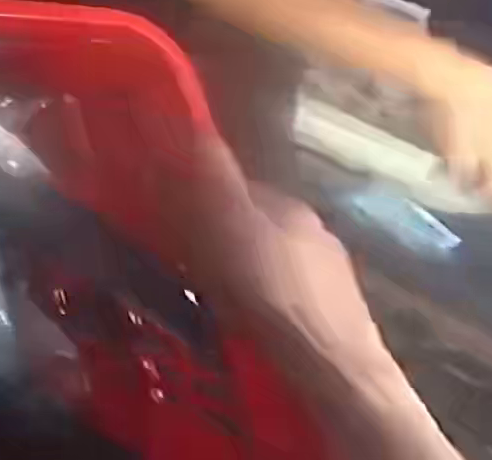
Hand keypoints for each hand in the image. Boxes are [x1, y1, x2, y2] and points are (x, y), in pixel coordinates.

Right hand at [175, 140, 395, 376]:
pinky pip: (277, 288)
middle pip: (243, 214)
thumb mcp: (223, 216)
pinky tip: (240, 309)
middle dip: (209, 223)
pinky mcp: (334, 315)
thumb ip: (205, 169)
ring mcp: (328, 274)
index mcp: (285, 201)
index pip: (226, 178)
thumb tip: (181, 120)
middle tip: (173, 244)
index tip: (157, 200)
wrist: (331, 371)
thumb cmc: (266, 284)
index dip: (188, 185)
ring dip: (231, 258)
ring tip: (202, 279)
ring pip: (261, 252)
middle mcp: (311, 228)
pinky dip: (254, 290)